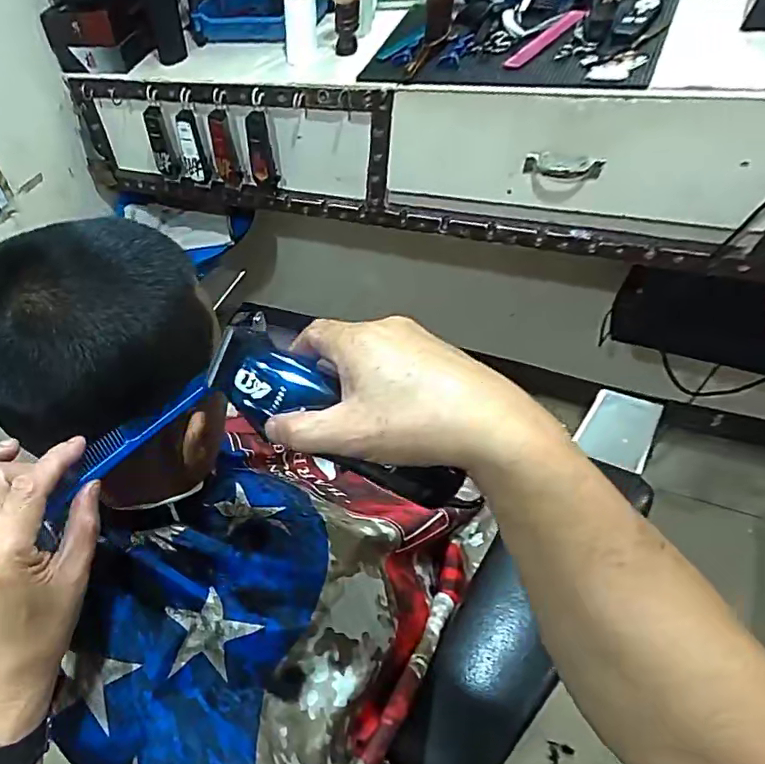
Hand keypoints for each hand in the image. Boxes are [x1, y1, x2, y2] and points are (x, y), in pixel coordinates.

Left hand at [0, 437, 100, 743]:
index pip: (28, 487)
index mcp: (5, 552)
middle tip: (57, 469)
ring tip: (11, 454)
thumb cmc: (48, 628)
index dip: (56, 459)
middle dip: (27, 464)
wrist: (10, 670)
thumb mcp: (75, 577)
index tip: (78, 445)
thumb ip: (83, 525)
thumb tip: (90, 483)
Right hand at [262, 317, 566, 471]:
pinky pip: (404, 365)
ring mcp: (419, 339)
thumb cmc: (415, 422)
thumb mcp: (347, 434)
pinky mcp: (443, 355)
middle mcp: (387, 329)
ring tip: (369, 424)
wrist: (490, 425)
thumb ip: (300, 431)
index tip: (292, 387)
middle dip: (328, 380)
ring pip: (374, 358)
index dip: (294, 360)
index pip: (310, 334)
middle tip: (329, 415)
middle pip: (342, 347)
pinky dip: (392, 386)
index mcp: (356, 339)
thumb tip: (274, 427)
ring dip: (362, 385)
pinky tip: (404, 419)